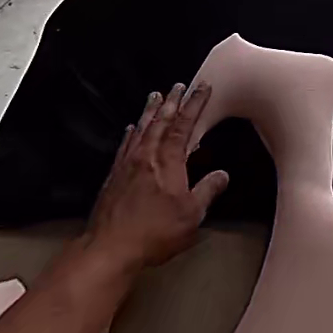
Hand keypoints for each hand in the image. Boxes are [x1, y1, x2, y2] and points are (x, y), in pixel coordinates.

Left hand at [82, 83, 228, 274]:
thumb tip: (222, 175)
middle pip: (161, 121)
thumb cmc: (154, 232)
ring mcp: (127, 164)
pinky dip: (131, 133)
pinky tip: (131, 129)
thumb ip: (207, 191)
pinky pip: (125, 145)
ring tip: (155, 96)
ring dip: (150, 111)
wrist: (110, 247)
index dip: (194, 105)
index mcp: (168, 162)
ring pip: (141, 128)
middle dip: (172, 101)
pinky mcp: (114, 176)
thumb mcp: (192, 215)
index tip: (201, 89)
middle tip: (179, 85)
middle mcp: (146, 156)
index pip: (184, 125)